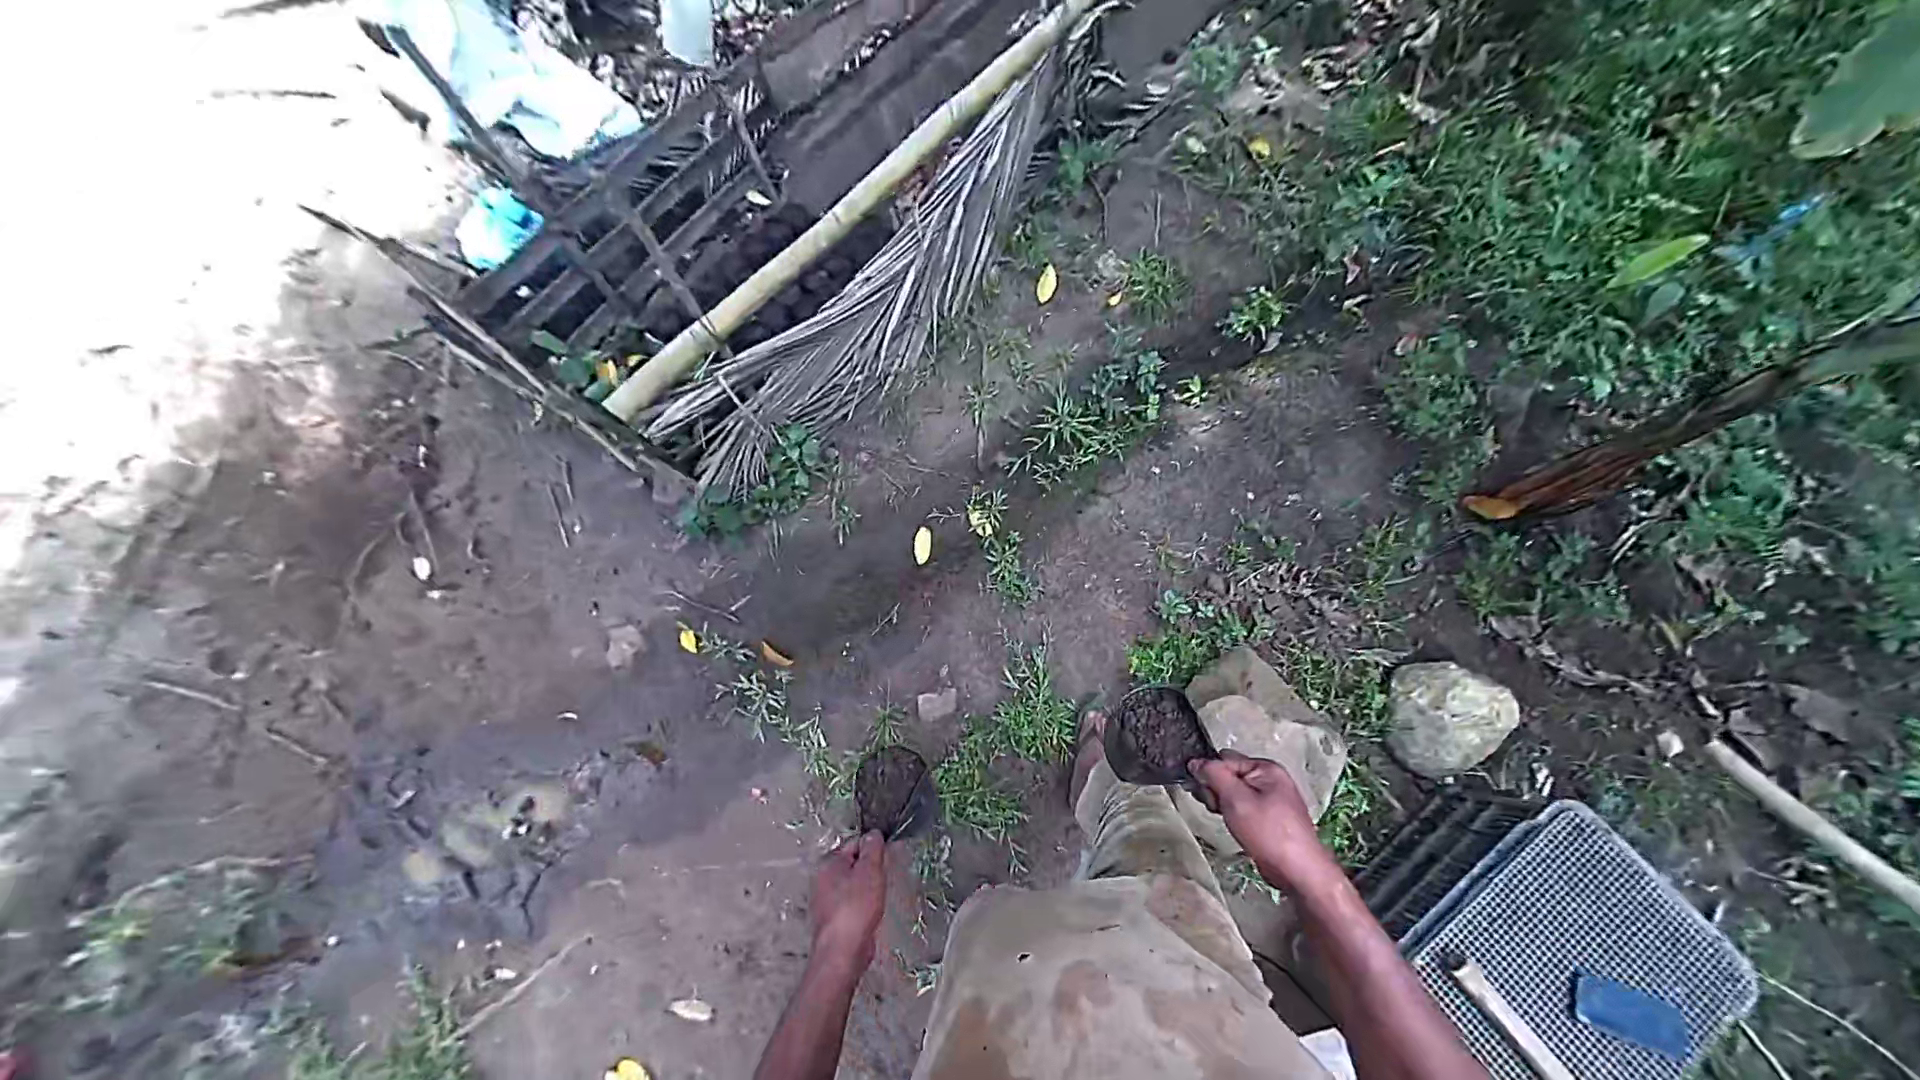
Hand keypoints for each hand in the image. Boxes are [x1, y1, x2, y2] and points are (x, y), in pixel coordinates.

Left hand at [809, 831, 886, 973]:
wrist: (843, 952)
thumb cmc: (856, 908)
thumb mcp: (870, 870)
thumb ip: (873, 848)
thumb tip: (873, 834)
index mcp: (828, 863)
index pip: (854, 844)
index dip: (872, 849)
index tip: (884, 859)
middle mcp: (822, 880)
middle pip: (852, 865)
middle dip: (869, 870)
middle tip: (881, 879)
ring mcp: (825, 902)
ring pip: (852, 886)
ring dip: (866, 890)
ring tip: (876, 899)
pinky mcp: (831, 921)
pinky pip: (850, 905)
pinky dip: (861, 907)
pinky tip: (869, 915)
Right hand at [1190, 751, 1336, 889]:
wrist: (1298, 872)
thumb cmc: (1269, 833)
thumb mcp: (1235, 798)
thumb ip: (1213, 775)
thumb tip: (1195, 762)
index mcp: (1266, 768)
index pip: (1224, 759)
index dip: (1210, 775)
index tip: (1207, 794)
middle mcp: (1271, 780)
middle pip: (1229, 775)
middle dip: (1217, 790)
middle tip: (1218, 809)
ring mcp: (1272, 799)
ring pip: (1234, 793)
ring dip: (1224, 804)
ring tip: (1230, 821)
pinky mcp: (1270, 818)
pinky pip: (1243, 807)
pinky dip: (1235, 815)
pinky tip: (1237, 827)